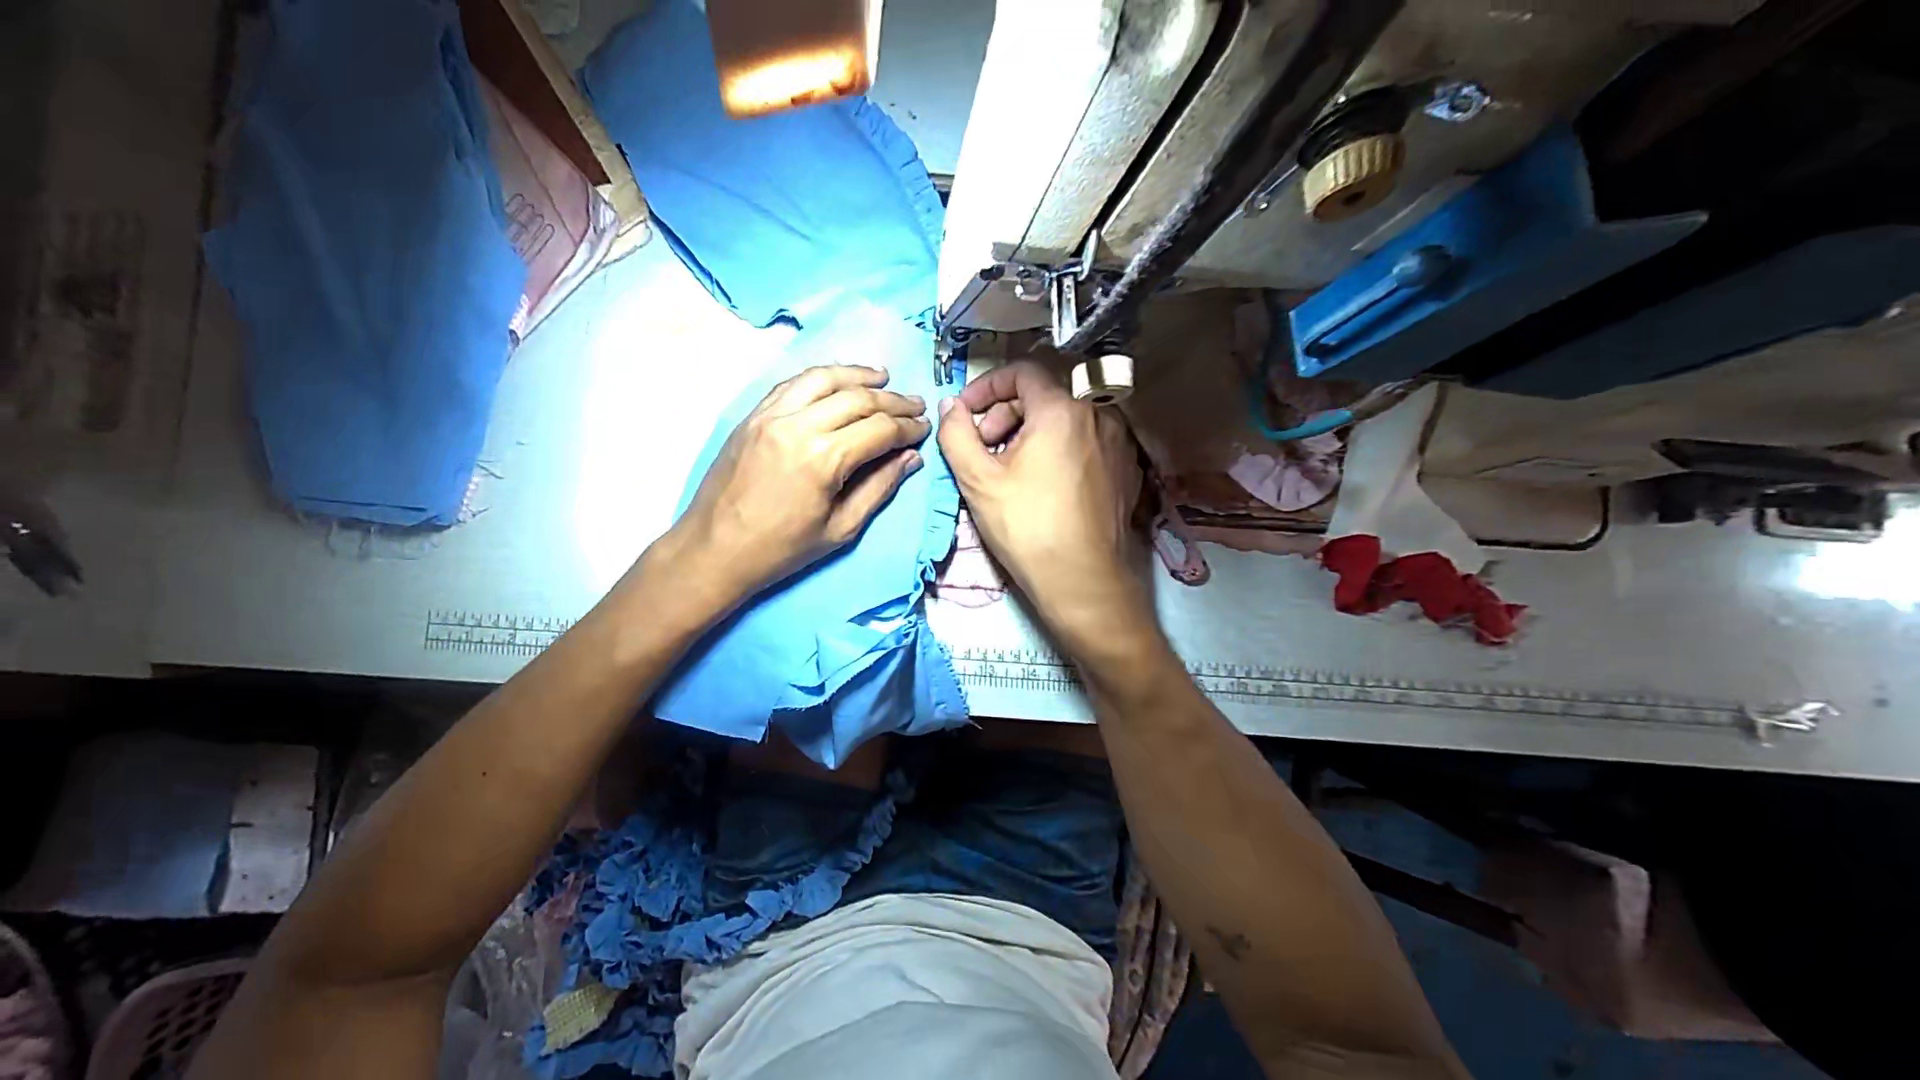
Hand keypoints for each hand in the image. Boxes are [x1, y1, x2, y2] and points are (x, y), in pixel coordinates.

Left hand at [669, 365, 929, 605]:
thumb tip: (910, 458)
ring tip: (882, 377)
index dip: (908, 427)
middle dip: (893, 400)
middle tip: (915, 404)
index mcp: (824, 459)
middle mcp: (799, 426)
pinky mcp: (752, 415)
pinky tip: (837, 381)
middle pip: (857, 398)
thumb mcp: (840, 529)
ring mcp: (771, 415)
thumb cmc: (781, 549)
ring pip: (823, 379)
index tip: (925, 427)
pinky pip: (792, 384)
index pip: (879, 429)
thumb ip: (879, 488)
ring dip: (858, 375)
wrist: (714, 549)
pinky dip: (820, 378)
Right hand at [937, 361, 1150, 651]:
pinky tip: (1044, 485)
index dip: (987, 386)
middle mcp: (1099, 415)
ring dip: (1032, 433)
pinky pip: (1087, 443)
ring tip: (1011, 470)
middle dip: (1006, 415)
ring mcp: (1119, 443)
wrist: (1084, 581)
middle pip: (1045, 396)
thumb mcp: (978, 480)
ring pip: (1067, 420)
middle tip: (984, 450)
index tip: (967, 412)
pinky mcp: (1127, 470)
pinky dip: (1060, 450)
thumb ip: (956, 433)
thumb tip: (951, 406)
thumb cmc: (1027, 528)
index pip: (1022, 372)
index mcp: (1063, 408)